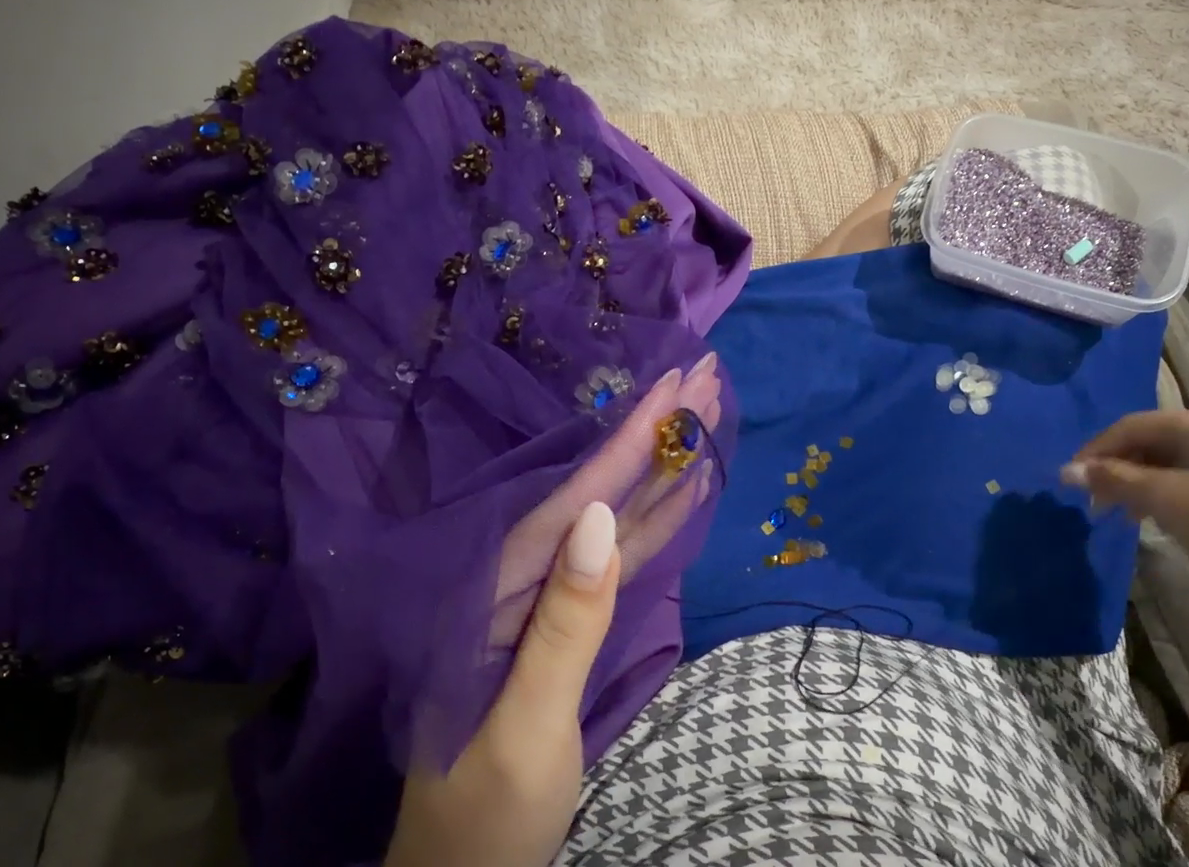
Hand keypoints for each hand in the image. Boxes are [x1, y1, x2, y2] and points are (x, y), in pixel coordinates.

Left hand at [387, 354, 723, 866]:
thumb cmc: (485, 811)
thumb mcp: (524, 726)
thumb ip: (564, 622)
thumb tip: (603, 518)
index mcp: (497, 592)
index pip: (573, 500)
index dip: (626, 440)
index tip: (673, 385)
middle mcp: (521, 580)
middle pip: (596, 494)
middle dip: (650, 435)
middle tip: (702, 377)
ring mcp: (549, 600)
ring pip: (615, 519)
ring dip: (659, 467)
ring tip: (704, 416)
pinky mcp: (571, 623)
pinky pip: (620, 562)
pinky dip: (655, 524)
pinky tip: (683, 491)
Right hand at [1064, 409, 1188, 607]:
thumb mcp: (1163, 498)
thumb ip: (1113, 479)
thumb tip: (1065, 470)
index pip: (1131, 425)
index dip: (1096, 449)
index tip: (1069, 478)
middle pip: (1150, 440)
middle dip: (1115, 468)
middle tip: (1091, 499)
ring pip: (1167, 461)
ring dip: (1135, 482)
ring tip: (1116, 512)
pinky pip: (1187, 476)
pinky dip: (1160, 492)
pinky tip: (1150, 516)